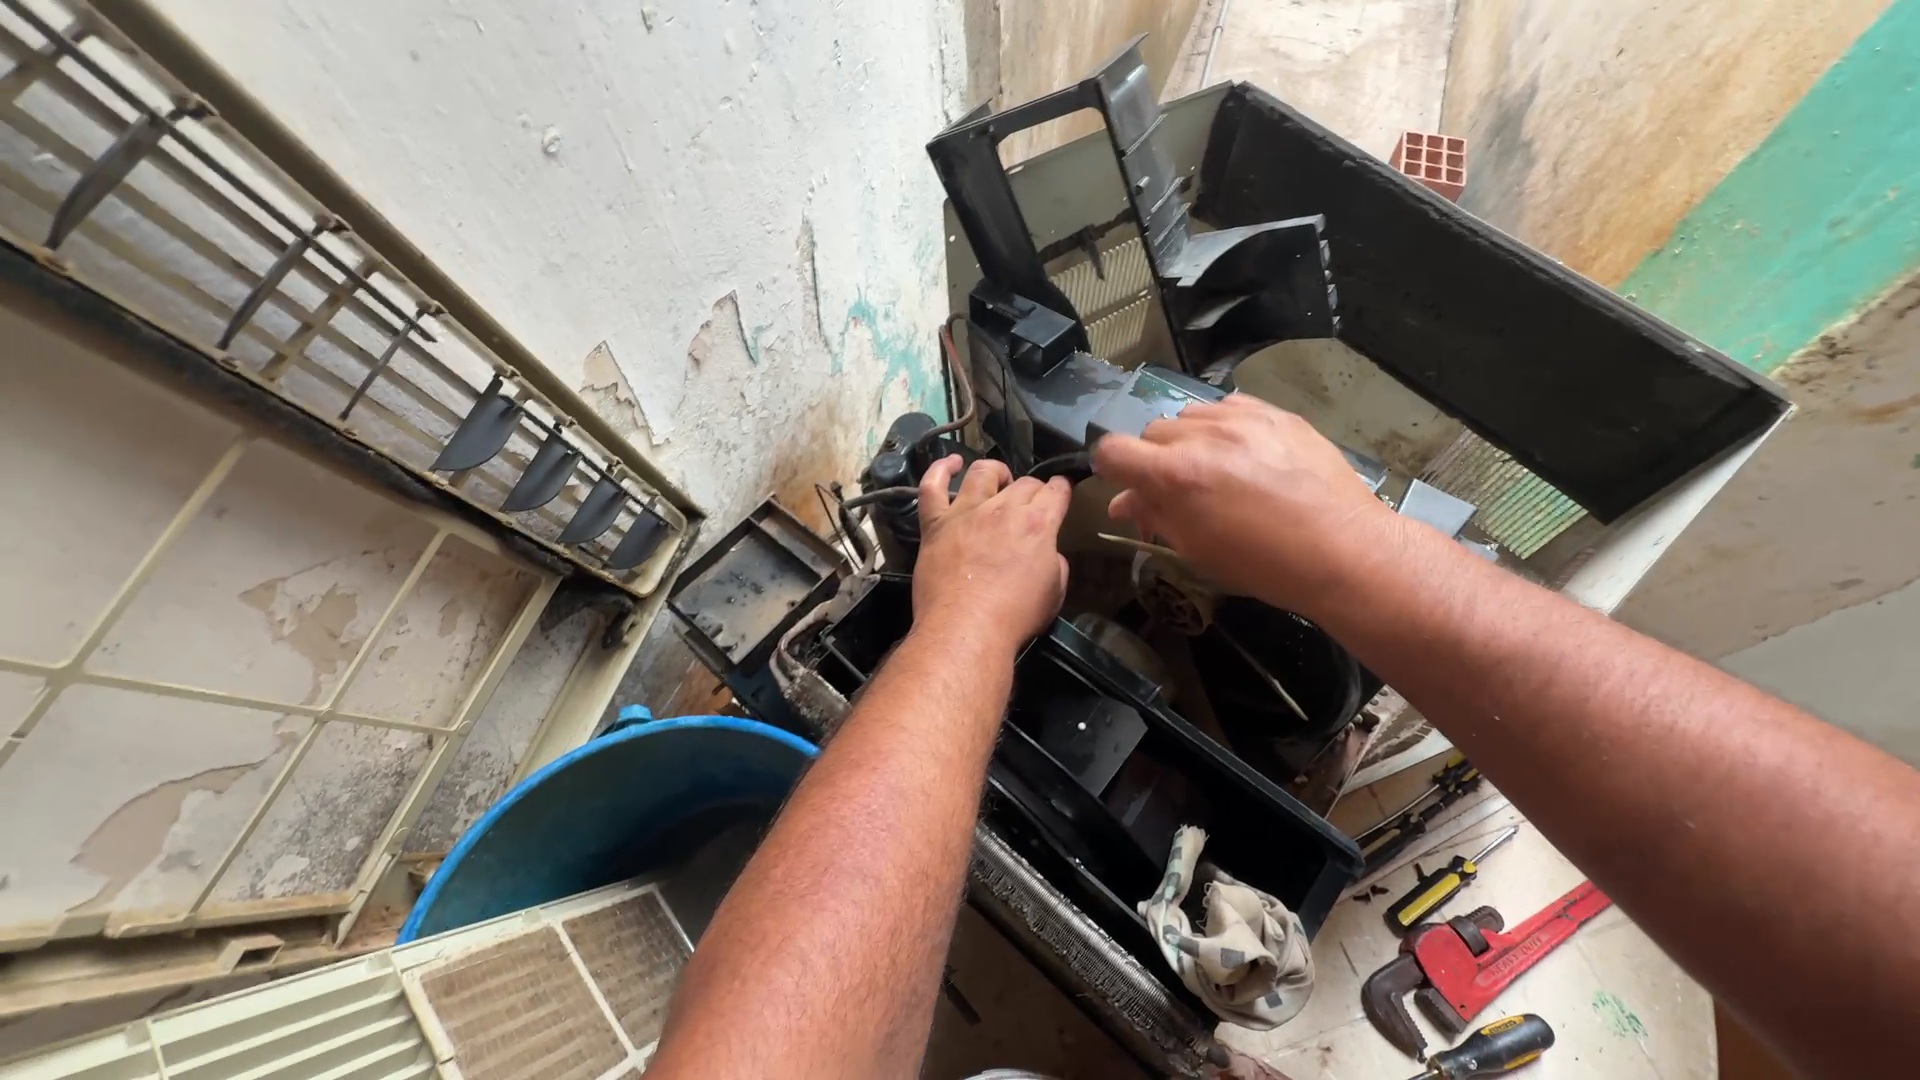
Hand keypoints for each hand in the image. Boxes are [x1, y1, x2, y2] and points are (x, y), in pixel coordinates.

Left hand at [912, 455, 1071, 649]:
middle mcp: (1003, 509)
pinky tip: (951, 464)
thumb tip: (1046, 553)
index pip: (1056, 492)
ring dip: (995, 471)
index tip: (1060, 491)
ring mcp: (965, 512)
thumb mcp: (1055, 592)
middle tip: (1030, 501)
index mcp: (1038, 524)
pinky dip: (940, 470)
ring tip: (999, 479)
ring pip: (982, 473)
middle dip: (1032, 487)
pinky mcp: (935, 524)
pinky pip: (932, 487)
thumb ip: (1055, 564)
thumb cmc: (1015, 617)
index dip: (1061, 489)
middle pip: (1023, 482)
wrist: (966, 628)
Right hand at [1092, 394, 1393, 616]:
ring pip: (1189, 416)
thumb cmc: (1263, 563)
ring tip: (1216, 469)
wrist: (1343, 551)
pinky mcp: (1275, 412)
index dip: (1111, 469)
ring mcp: (1242, 418)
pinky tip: (1244, 453)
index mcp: (1176, 475)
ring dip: (1190, 440)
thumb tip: (1124, 503)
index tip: (1128, 485)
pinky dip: (1223, 427)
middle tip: (1179, 489)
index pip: (1112, 450)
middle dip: (1155, 459)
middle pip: (1151, 432)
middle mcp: (1202, 436)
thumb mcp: (1196, 548)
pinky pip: (1228, 407)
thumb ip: (1154, 516)